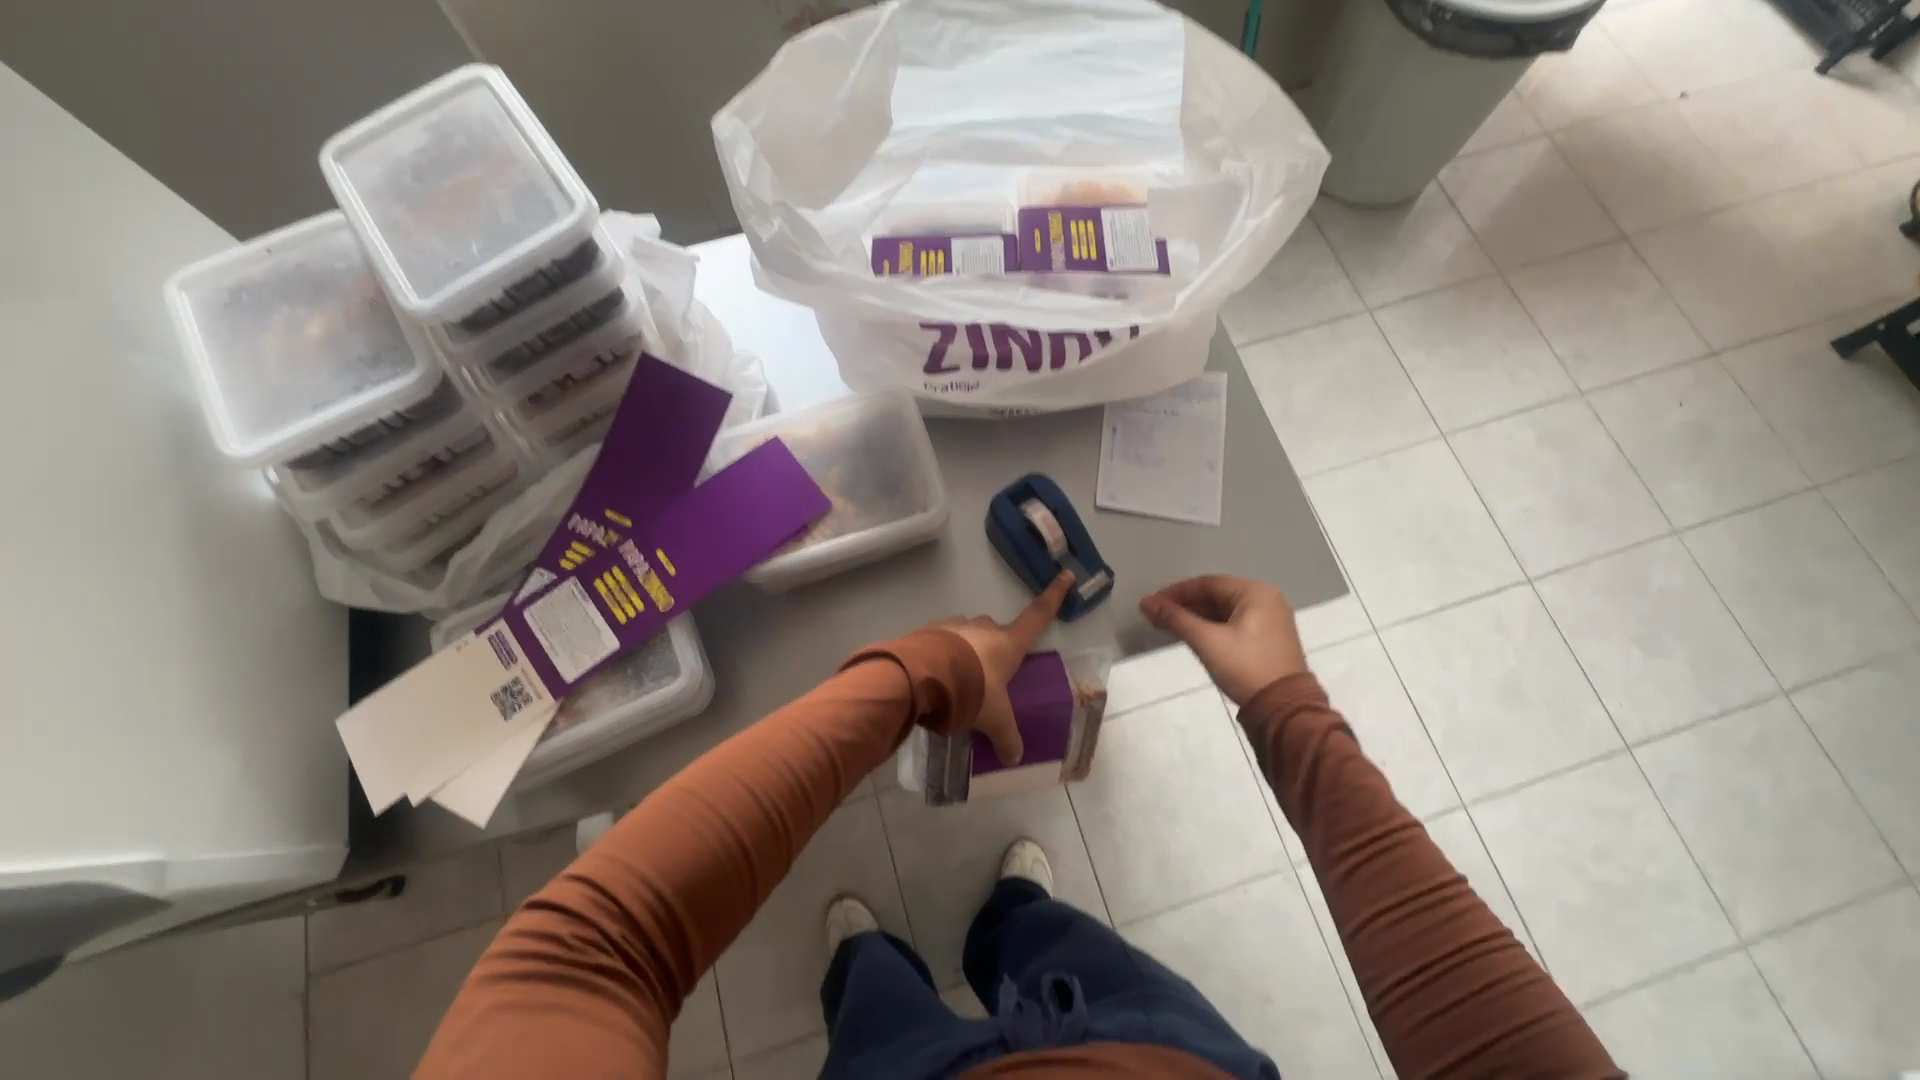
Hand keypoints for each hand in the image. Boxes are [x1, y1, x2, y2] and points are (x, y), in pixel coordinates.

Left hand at [938, 572, 1072, 764]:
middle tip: (986, 678)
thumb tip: (1015, 757)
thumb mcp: (994, 719)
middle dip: (994, 650)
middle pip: (996, 632)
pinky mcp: (929, 632)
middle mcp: (984, 628)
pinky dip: (941, 656)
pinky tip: (935, 677)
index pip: (1038, 617)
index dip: (1053, 597)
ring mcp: (955, 627)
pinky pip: (940, 642)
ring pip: (966, 636)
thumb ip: (1006, 737)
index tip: (1065, 574)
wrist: (922, 676)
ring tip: (955, 683)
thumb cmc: (971, 692)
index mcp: (1008, 643)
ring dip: (964, 653)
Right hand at [1140, 576, 1307, 705]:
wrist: (1283, 708)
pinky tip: (1192, 636)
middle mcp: (1266, 600)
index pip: (1208, 583)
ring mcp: (1269, 621)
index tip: (1151, 604)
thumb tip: (1146, 603)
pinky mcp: (1267, 640)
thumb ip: (1175, 619)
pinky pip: (1233, 624)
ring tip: (1167, 627)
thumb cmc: (1245, 668)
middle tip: (1156, 616)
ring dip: (1196, 617)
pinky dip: (1211, 628)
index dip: (1175, 593)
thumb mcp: (1207, 641)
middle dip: (1184, 605)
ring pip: (1224, 611)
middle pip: (1216, 595)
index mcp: (1256, 593)